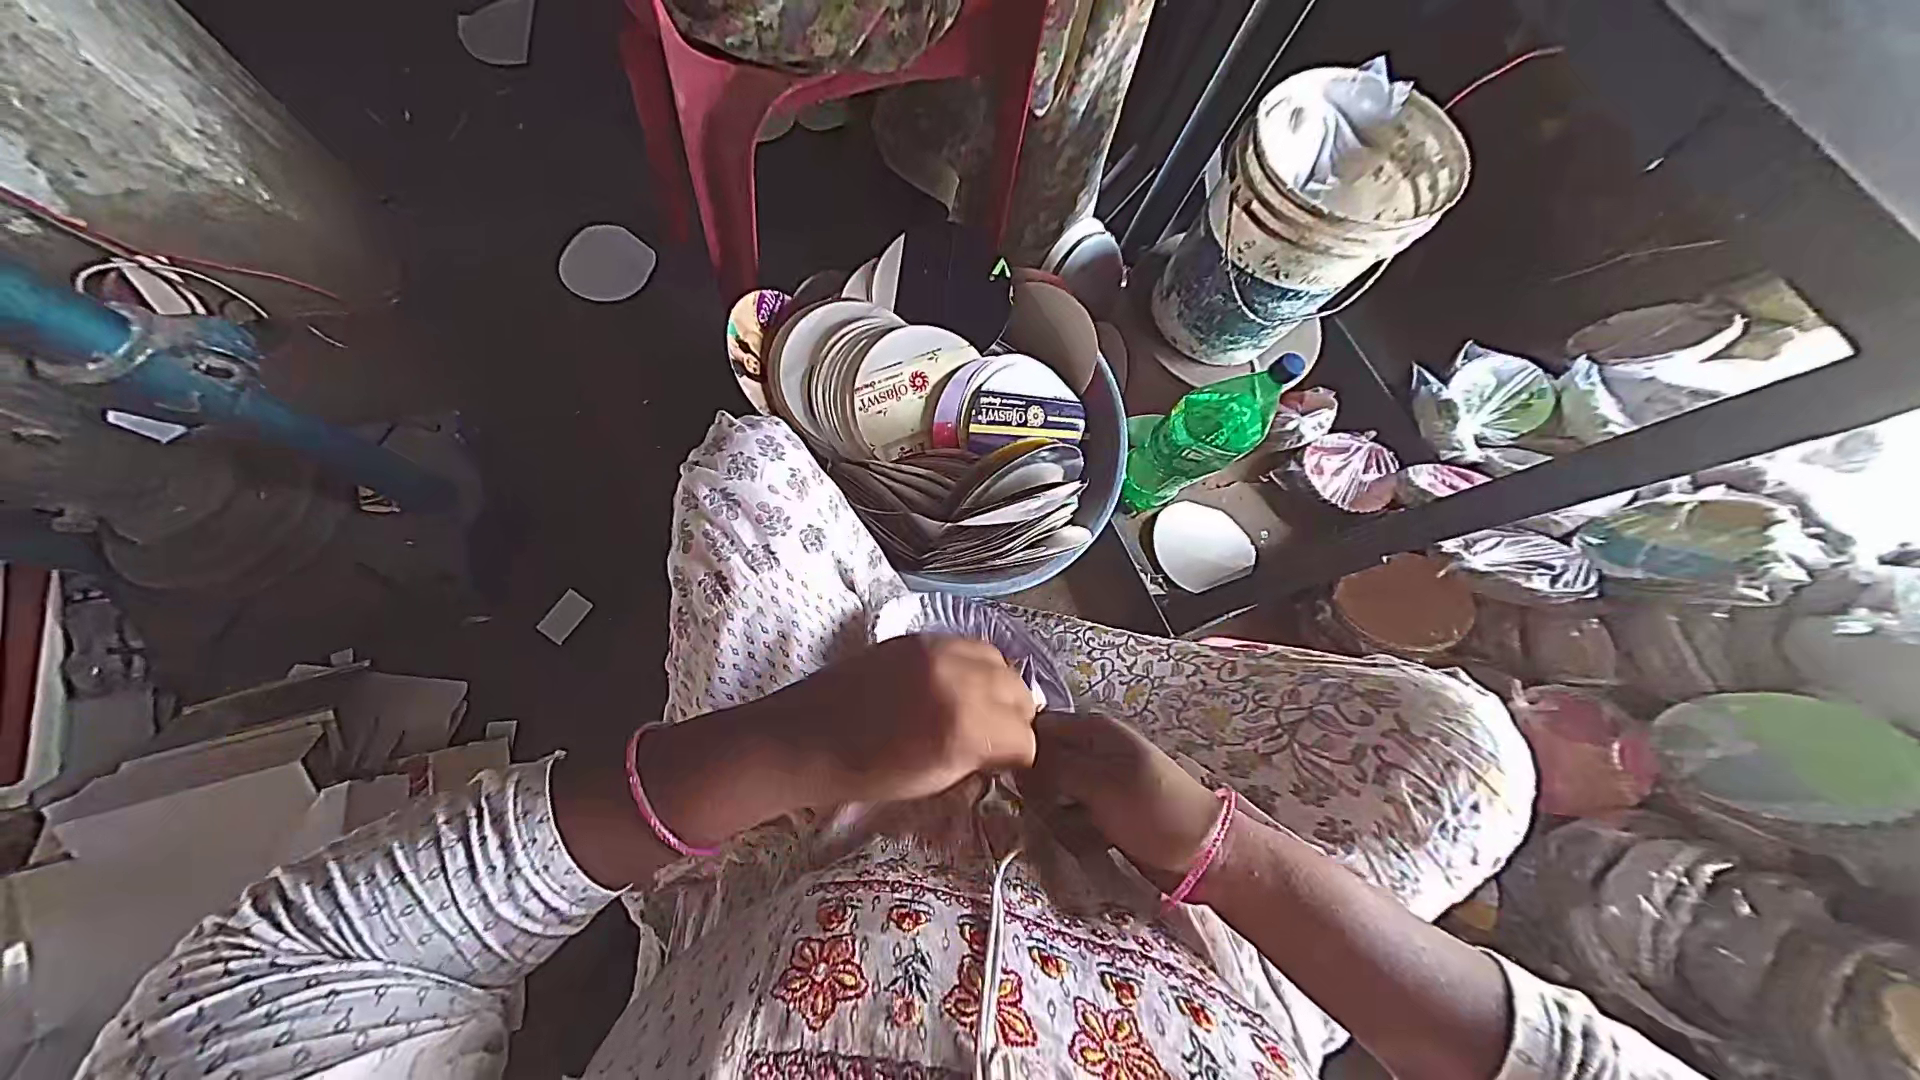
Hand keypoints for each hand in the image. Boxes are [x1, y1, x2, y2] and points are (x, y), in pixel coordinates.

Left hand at [758, 634, 1039, 807]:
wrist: (805, 739)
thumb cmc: (865, 774)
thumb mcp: (935, 781)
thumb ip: (980, 758)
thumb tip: (1004, 748)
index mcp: (964, 725)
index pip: (1025, 736)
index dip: (1017, 756)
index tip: (1002, 764)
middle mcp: (960, 677)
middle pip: (1020, 692)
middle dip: (1013, 718)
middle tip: (991, 737)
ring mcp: (937, 649)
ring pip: (1000, 660)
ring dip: (996, 686)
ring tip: (973, 706)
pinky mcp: (918, 636)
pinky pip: (967, 644)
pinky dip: (971, 665)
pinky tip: (952, 684)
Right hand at [1025, 712, 1224, 890]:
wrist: (1203, 854)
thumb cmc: (1153, 807)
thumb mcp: (1100, 781)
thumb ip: (1054, 765)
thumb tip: (1013, 754)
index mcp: (1093, 729)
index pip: (1040, 726)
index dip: (1021, 747)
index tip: (1008, 774)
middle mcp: (1091, 751)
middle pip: (1043, 761)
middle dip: (1038, 786)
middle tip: (1044, 808)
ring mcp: (1097, 783)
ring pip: (1052, 792)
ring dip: (1053, 812)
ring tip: (1069, 827)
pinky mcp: (1101, 812)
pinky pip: (1069, 816)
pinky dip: (1070, 828)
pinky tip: (1080, 840)